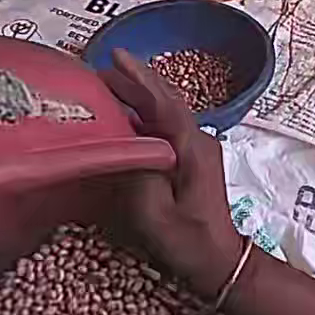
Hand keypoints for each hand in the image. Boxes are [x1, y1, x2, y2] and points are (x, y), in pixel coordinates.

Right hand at [99, 49, 244, 297]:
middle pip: (164, 102)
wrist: (219, 258)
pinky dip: (142, 118)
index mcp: (193, 148)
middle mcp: (198, 141)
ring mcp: (196, 149)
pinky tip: (120, 118)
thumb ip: (138, 177)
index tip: (115, 56)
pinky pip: (164, 129)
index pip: (165, 103)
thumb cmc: (189, 240)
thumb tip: (121, 147)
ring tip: (103, 87)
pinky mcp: (190, 160)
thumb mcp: (157, 214)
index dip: (140, 78)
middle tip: (96, 69)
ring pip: (164, 114)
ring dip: (137, 98)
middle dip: (133, 82)